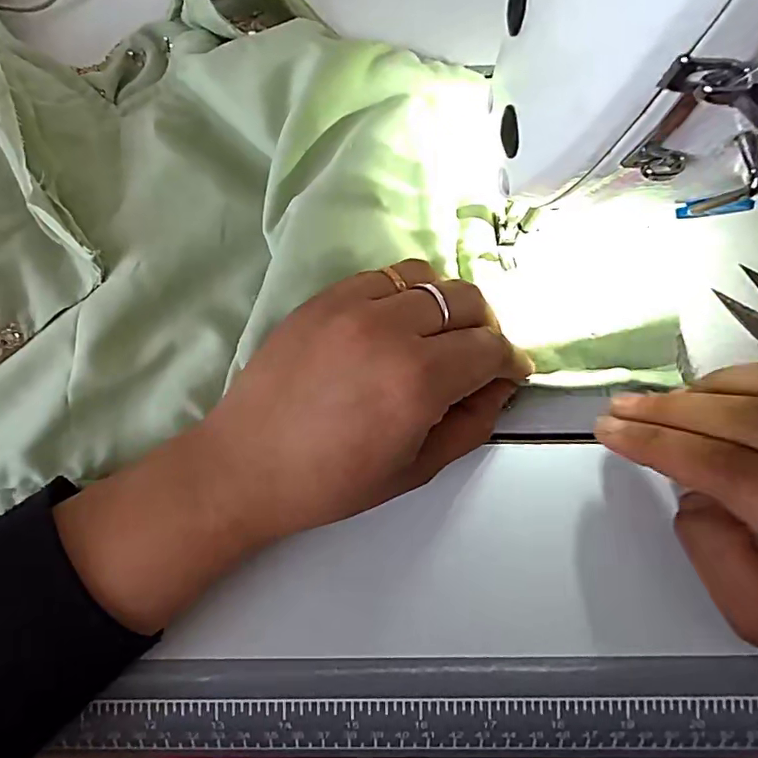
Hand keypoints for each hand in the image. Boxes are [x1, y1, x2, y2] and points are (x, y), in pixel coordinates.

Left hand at [192, 259, 532, 545]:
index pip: (489, 347)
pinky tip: (396, 321)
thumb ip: (472, 423)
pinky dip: (404, 293)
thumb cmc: (331, 481)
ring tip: (438, 333)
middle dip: (486, 328)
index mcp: (417, 381)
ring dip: (447, 302)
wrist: (247, 464)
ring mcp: (351, 306)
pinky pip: (383, 276)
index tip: (511, 371)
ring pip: (427, 278)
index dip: (511, 360)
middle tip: (478, 355)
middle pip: (466, 301)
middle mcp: (389, 331)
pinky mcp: (323, 298)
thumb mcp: (416, 469)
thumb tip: (499, 385)